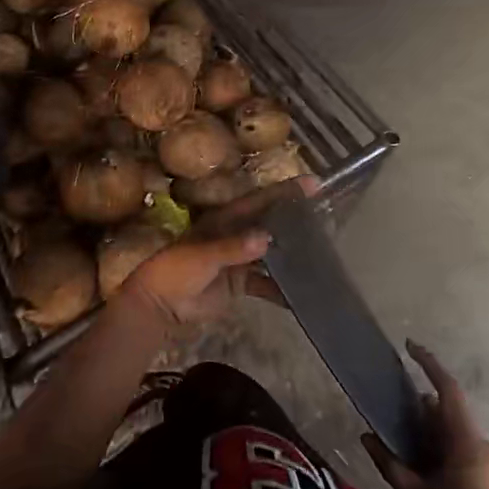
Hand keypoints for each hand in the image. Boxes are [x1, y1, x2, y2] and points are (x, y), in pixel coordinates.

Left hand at [115, 177, 317, 327]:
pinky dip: (281, 289)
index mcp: (226, 220)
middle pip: (271, 224)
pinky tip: (301, 294)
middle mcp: (236, 234)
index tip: (314, 183)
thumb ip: (234, 248)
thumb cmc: (176, 270)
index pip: (260, 200)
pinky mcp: (240, 283)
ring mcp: (240, 259)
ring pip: (272, 253)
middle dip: (296, 221)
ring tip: (322, 254)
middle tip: (328, 217)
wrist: (159, 305)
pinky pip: (266, 283)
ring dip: (292, 254)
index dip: (285, 191)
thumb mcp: (203, 255)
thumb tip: (266, 239)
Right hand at [362, 342, 488, 488]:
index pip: (448, 390)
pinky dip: (436, 450)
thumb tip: (367, 437)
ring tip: (396, 447)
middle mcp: (480, 444)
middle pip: (444, 412)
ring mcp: (487, 461)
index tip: (409, 346)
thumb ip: (394, 469)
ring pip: (450, 433)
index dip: (429, 364)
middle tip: (385, 415)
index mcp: (467, 442)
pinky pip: (458, 449)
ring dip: (424, 433)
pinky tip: (419, 472)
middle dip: (414, 409)